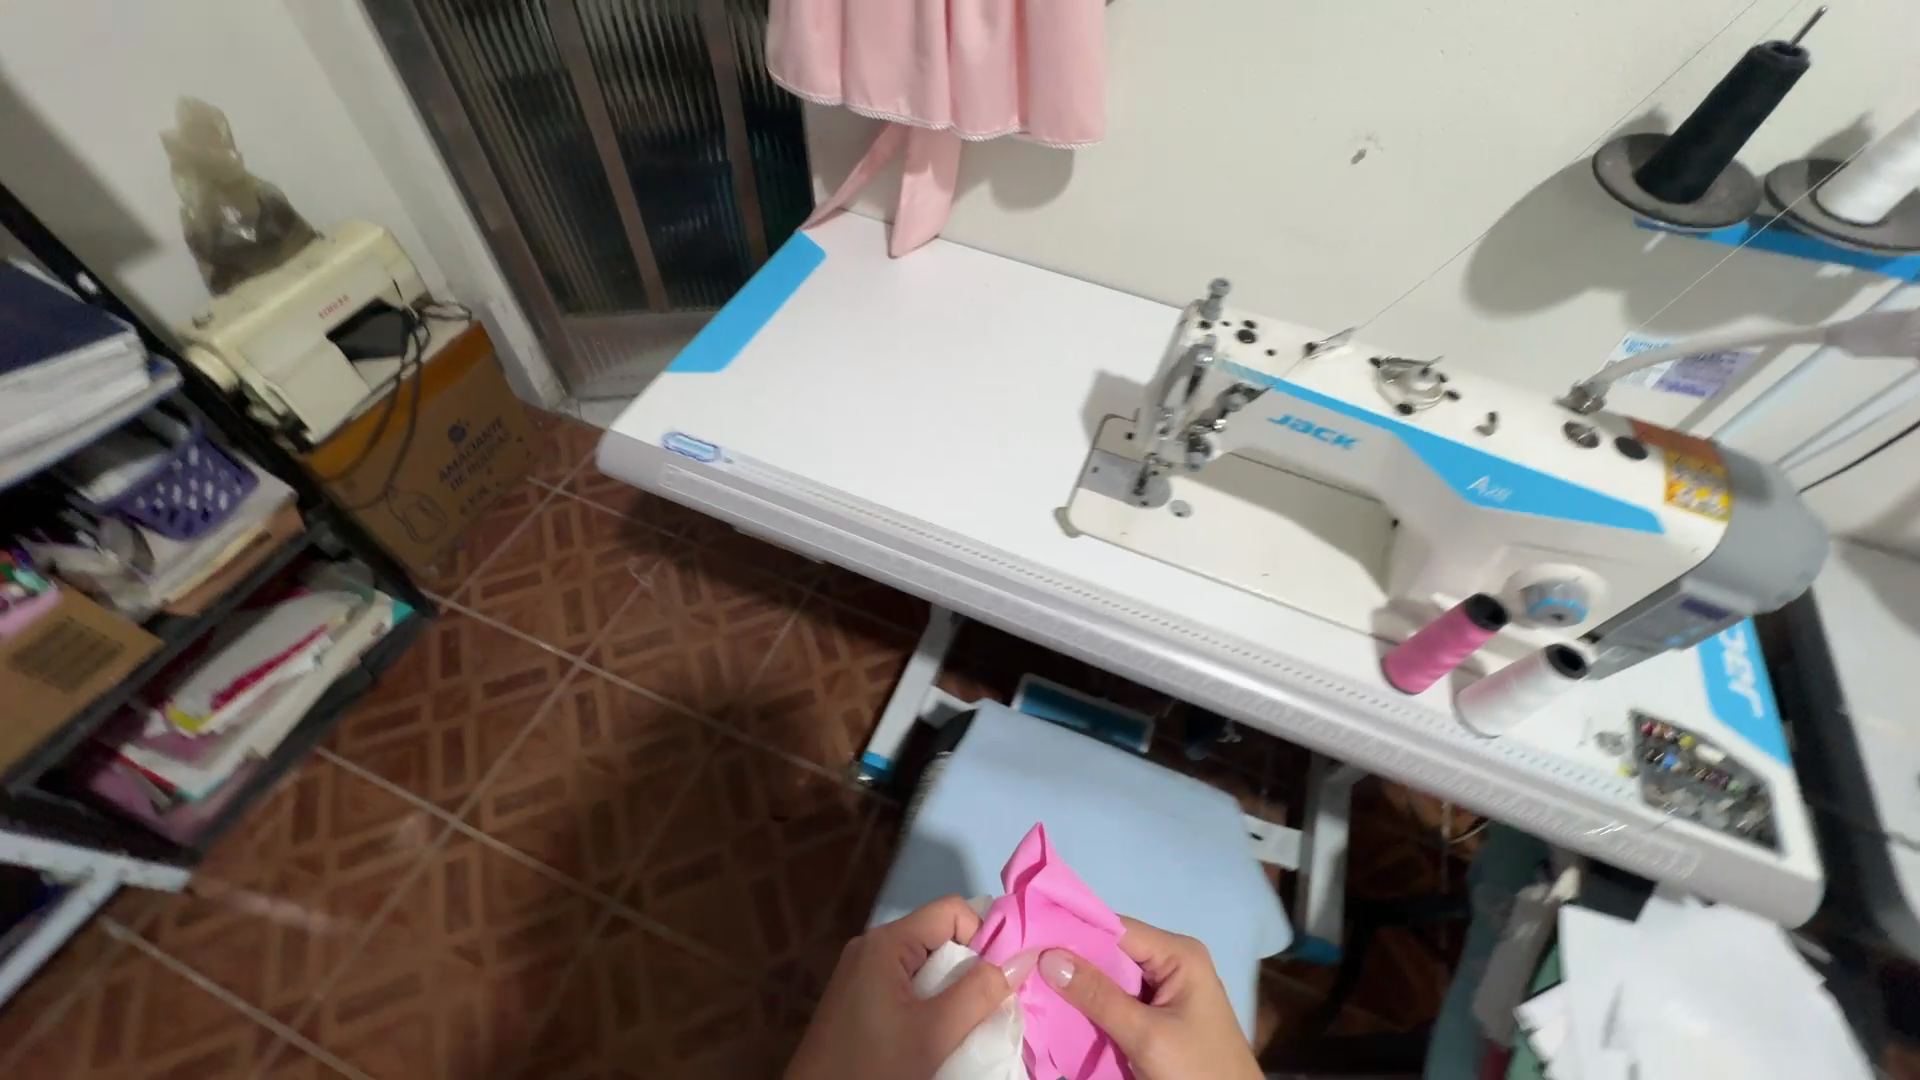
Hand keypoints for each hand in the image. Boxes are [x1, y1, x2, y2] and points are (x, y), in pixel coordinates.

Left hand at [786, 896, 1030, 1079]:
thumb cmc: (872, 1069)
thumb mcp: (933, 1035)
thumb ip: (979, 993)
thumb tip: (1022, 956)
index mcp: (887, 940)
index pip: (952, 911)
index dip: (983, 938)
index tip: (999, 982)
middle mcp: (873, 945)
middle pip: (940, 937)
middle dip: (970, 969)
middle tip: (986, 1011)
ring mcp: (862, 972)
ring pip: (926, 965)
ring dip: (951, 992)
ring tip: (963, 1028)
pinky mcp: (858, 999)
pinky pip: (907, 985)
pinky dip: (929, 1005)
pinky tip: (937, 1037)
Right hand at [1039, 916, 1261, 1079]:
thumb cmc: (1199, 1076)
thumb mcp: (1147, 1037)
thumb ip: (1098, 996)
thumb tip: (1046, 955)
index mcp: (1178, 954)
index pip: (1115, 927)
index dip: (1072, 927)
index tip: (1028, 931)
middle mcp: (1170, 962)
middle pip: (1109, 949)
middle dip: (1070, 956)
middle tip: (1022, 957)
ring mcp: (1163, 991)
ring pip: (1109, 975)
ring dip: (1076, 981)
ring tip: (1030, 977)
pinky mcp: (1155, 1018)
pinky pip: (1115, 1000)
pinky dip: (1089, 1004)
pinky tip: (1056, 1005)